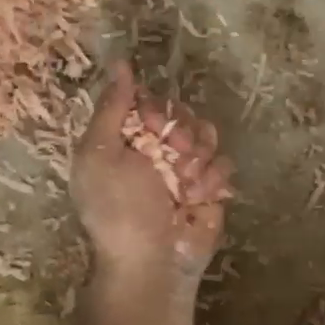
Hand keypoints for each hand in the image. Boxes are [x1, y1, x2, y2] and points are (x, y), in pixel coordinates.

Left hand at [72, 61, 233, 288]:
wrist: (152, 260)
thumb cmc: (118, 208)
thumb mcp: (101, 152)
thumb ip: (112, 106)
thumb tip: (121, 63)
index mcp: (125, 138)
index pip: (149, 100)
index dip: (154, 108)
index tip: (150, 127)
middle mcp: (156, 150)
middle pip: (182, 113)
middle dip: (179, 131)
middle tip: (171, 154)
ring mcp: (186, 169)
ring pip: (207, 134)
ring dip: (196, 156)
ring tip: (183, 182)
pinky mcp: (211, 188)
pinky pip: (223, 164)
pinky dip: (211, 179)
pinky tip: (196, 197)